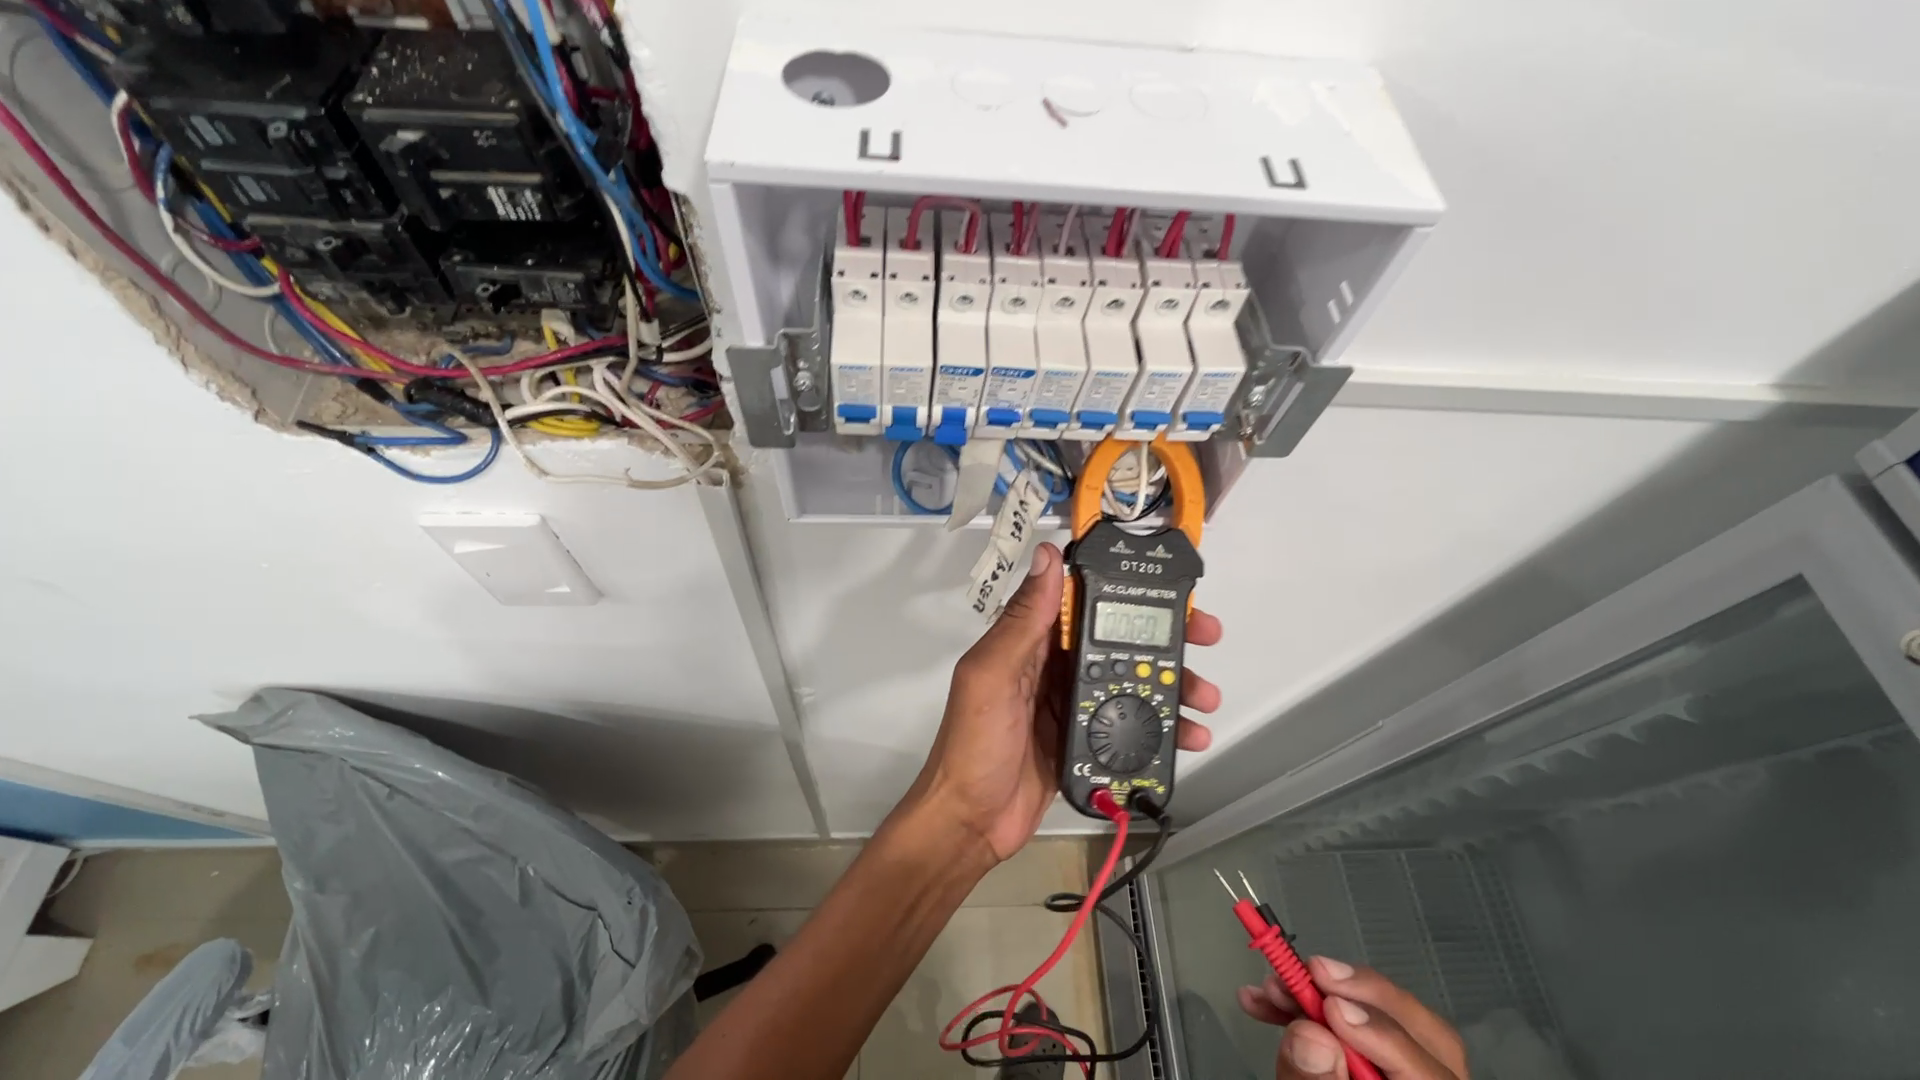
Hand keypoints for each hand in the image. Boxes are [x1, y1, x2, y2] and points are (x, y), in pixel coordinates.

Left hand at [904, 541, 1220, 863]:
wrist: (969, 822)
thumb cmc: (974, 745)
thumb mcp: (993, 675)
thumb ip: (1023, 621)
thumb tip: (1048, 556)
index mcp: (1029, 645)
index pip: (1083, 604)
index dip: (1125, 592)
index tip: (1167, 589)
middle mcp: (1052, 669)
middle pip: (1116, 644)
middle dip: (1163, 639)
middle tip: (1206, 637)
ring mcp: (1070, 708)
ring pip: (1129, 685)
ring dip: (1169, 687)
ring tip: (1204, 697)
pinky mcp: (1084, 744)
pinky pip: (1129, 727)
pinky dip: (1160, 728)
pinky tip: (1189, 735)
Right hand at [1239, 958, 1467, 1078]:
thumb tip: (1310, 1034)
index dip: (1387, 1040)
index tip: (1330, 1006)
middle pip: (1434, 1045)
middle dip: (1366, 999)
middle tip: (1310, 972)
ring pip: (1402, 1031)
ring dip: (1334, 997)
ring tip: (1275, 988)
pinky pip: (1369, 1039)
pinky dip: (1322, 1013)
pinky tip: (1271, 1005)